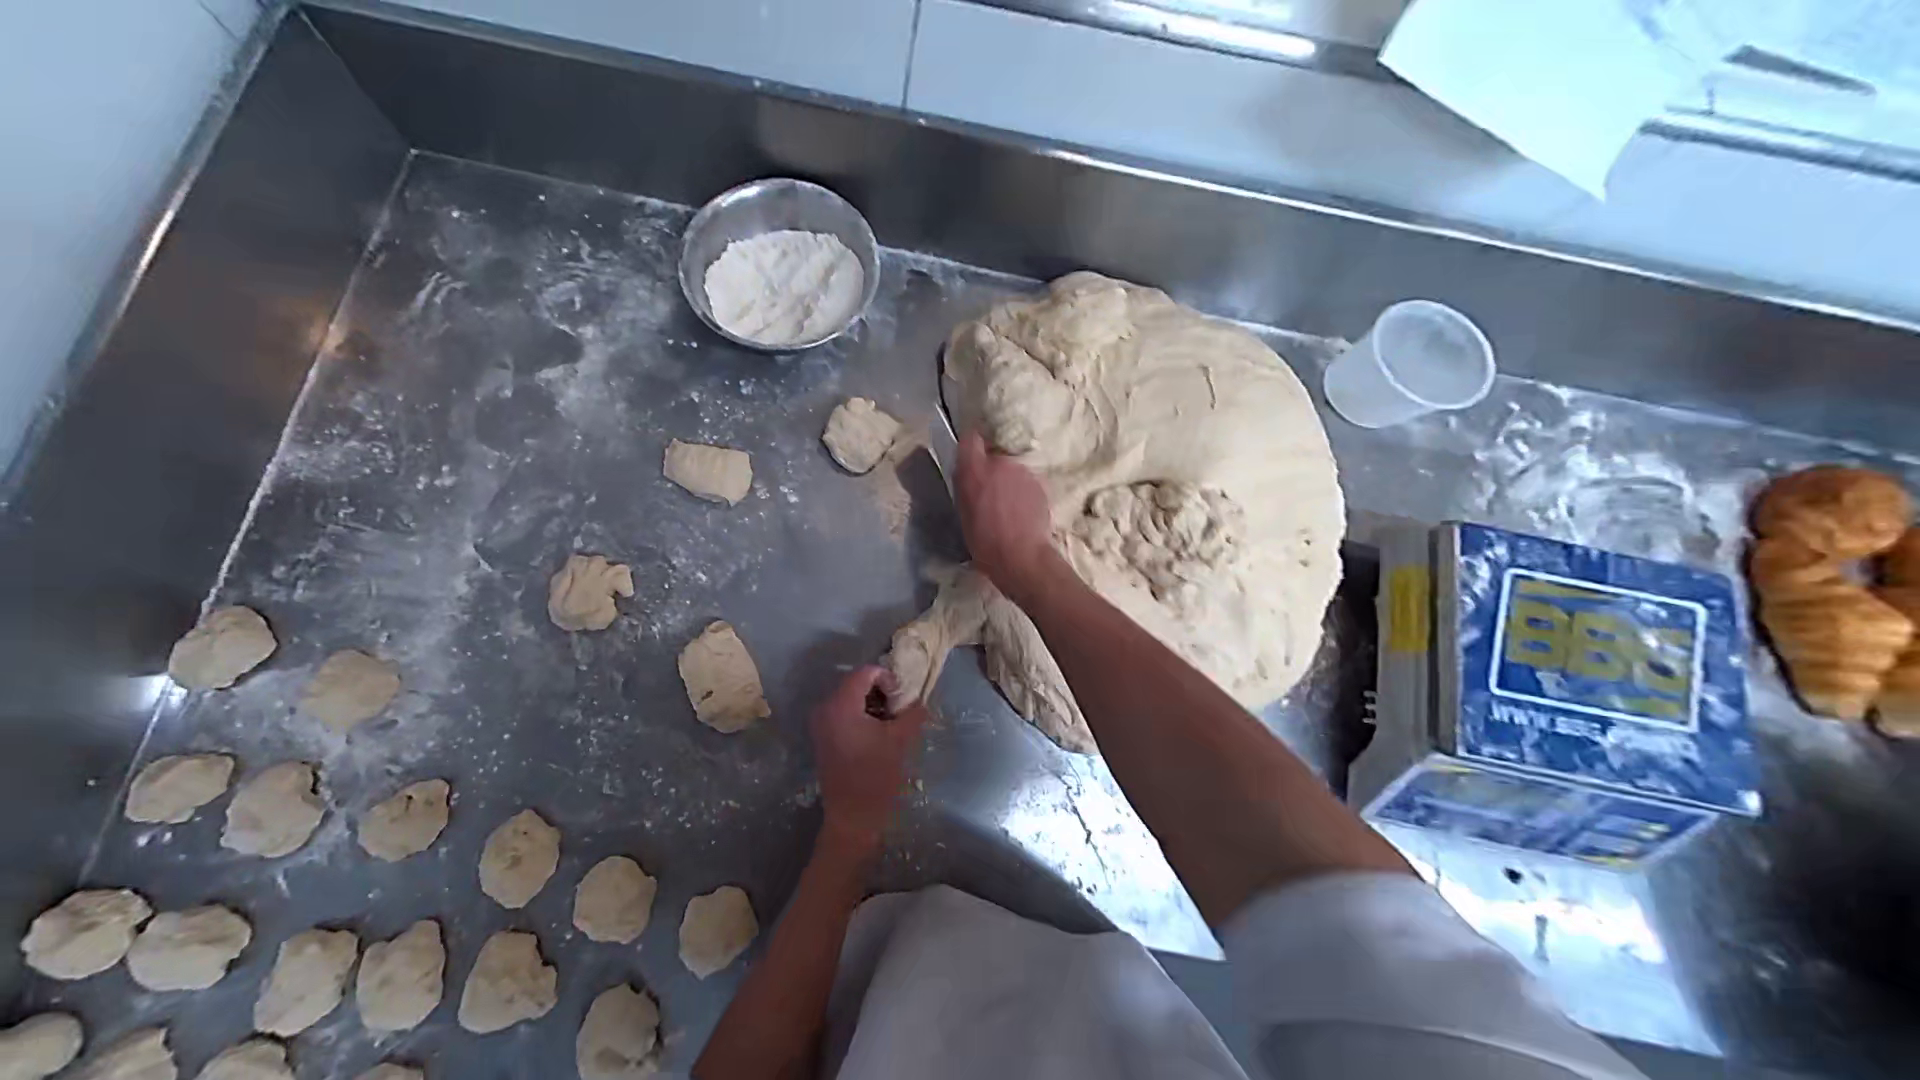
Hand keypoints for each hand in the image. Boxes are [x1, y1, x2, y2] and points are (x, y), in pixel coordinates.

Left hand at [809, 666, 926, 855]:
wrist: (852, 816)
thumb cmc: (876, 776)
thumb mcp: (899, 740)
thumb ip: (911, 712)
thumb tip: (919, 697)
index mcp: (841, 705)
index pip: (865, 672)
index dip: (887, 677)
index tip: (902, 698)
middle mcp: (825, 709)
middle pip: (855, 683)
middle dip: (880, 690)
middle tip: (900, 708)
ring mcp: (820, 723)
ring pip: (850, 697)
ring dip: (872, 703)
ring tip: (891, 721)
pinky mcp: (822, 735)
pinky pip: (843, 711)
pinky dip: (861, 713)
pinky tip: (877, 731)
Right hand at [956, 431, 1057, 600]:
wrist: (1022, 556)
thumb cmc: (985, 542)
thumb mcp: (964, 514)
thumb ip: (966, 488)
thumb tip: (967, 476)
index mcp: (974, 471)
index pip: (970, 439)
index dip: (971, 446)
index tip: (971, 457)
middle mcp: (999, 463)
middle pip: (994, 456)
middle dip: (993, 471)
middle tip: (991, 495)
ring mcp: (1023, 472)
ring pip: (1012, 470)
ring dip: (1010, 482)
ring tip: (1010, 508)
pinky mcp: (1041, 483)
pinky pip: (1028, 482)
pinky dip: (1025, 492)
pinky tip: (1024, 513)